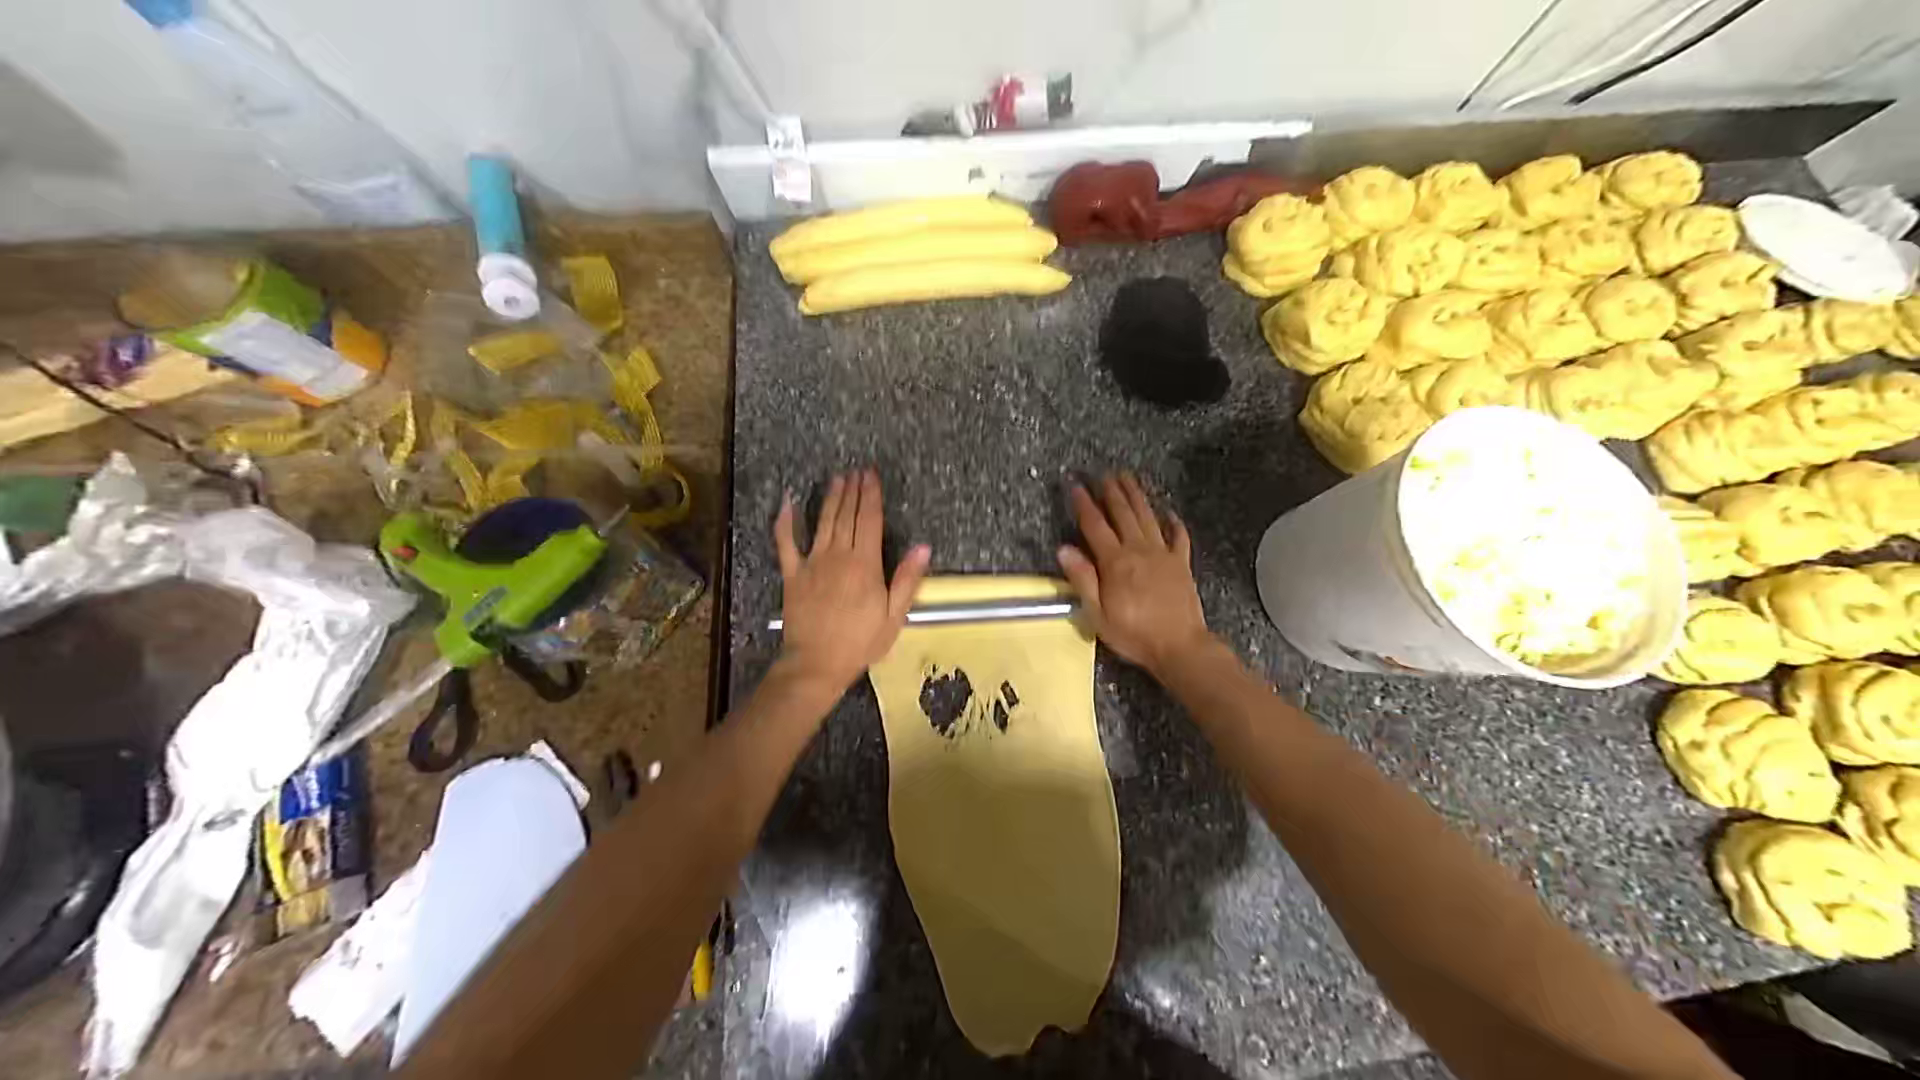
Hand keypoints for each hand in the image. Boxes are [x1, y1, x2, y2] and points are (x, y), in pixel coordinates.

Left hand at [774, 469, 930, 691]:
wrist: (817, 663)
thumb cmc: (860, 642)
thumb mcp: (893, 616)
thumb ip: (907, 579)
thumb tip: (923, 547)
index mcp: (865, 565)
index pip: (870, 520)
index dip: (872, 495)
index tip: (872, 475)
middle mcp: (838, 556)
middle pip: (847, 516)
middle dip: (853, 491)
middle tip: (857, 470)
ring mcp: (812, 563)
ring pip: (822, 522)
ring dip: (830, 498)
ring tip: (837, 479)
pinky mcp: (793, 574)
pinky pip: (786, 543)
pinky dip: (785, 522)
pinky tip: (787, 503)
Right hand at [1057, 473, 1213, 675]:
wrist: (1180, 647)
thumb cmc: (1134, 634)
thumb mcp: (1097, 613)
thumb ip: (1082, 579)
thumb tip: (1064, 549)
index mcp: (1115, 562)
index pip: (1095, 526)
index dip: (1085, 504)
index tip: (1076, 486)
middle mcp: (1139, 551)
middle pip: (1123, 514)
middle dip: (1111, 491)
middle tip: (1104, 473)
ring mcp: (1163, 554)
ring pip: (1148, 517)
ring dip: (1137, 496)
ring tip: (1129, 478)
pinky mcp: (1181, 564)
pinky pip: (1178, 537)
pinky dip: (1173, 522)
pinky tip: (1169, 513)